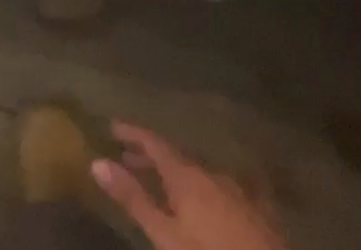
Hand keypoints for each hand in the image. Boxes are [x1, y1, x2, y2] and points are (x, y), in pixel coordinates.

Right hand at [92, 122, 287, 249]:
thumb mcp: (164, 233)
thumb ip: (132, 198)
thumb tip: (96, 161)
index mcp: (188, 176)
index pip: (155, 143)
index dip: (132, 133)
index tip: (111, 126)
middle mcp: (215, 176)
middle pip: (178, 157)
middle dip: (151, 156)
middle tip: (127, 159)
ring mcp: (243, 195)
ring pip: (203, 173)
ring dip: (179, 173)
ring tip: (163, 182)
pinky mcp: (263, 216)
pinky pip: (231, 190)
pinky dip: (210, 188)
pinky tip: (213, 200)